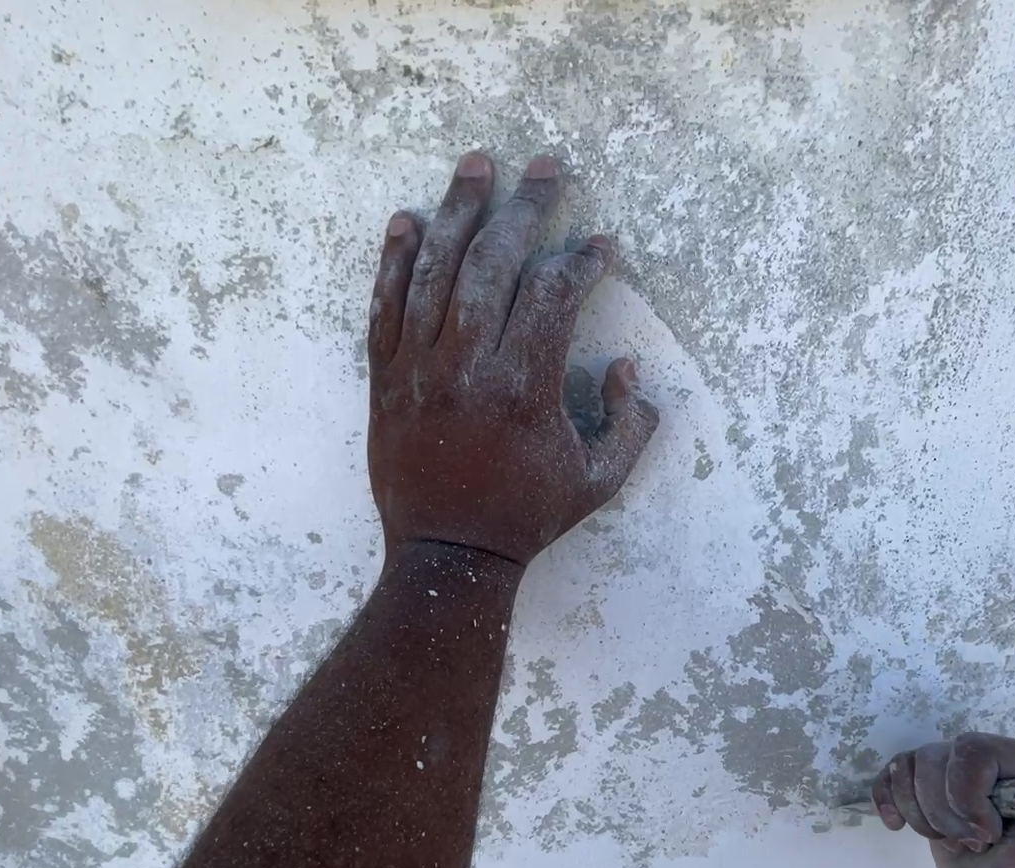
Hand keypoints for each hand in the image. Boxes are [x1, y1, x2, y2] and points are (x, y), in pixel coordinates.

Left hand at [365, 151, 659, 566]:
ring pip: (436, 272)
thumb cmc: (526, 517)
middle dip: (527, 208)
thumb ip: (630, 426)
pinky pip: (384, 307)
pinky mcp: (385, 381)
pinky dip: (393, 260)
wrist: (447, 554)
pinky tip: (406, 220)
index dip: (583, 261)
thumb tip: (630, 370)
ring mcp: (420, 370)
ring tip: (477, 166)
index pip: (555, 295)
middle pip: (495, 264)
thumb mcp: (598, 482)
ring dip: (459, 211)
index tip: (602, 247)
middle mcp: (470, 367)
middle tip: (546, 166)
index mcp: (527, 389)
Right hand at [871, 733, 1014, 867]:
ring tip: (954, 845)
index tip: (988, 838)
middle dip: (942, 810)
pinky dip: (887, 798)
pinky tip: (897, 826)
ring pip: (910, 764)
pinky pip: (894, 773)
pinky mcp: (933, 796)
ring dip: (920, 813)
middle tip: (974, 847)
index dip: (965, 794)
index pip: (975, 750)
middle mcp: (998, 762)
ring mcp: (961, 778)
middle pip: (937, 757)